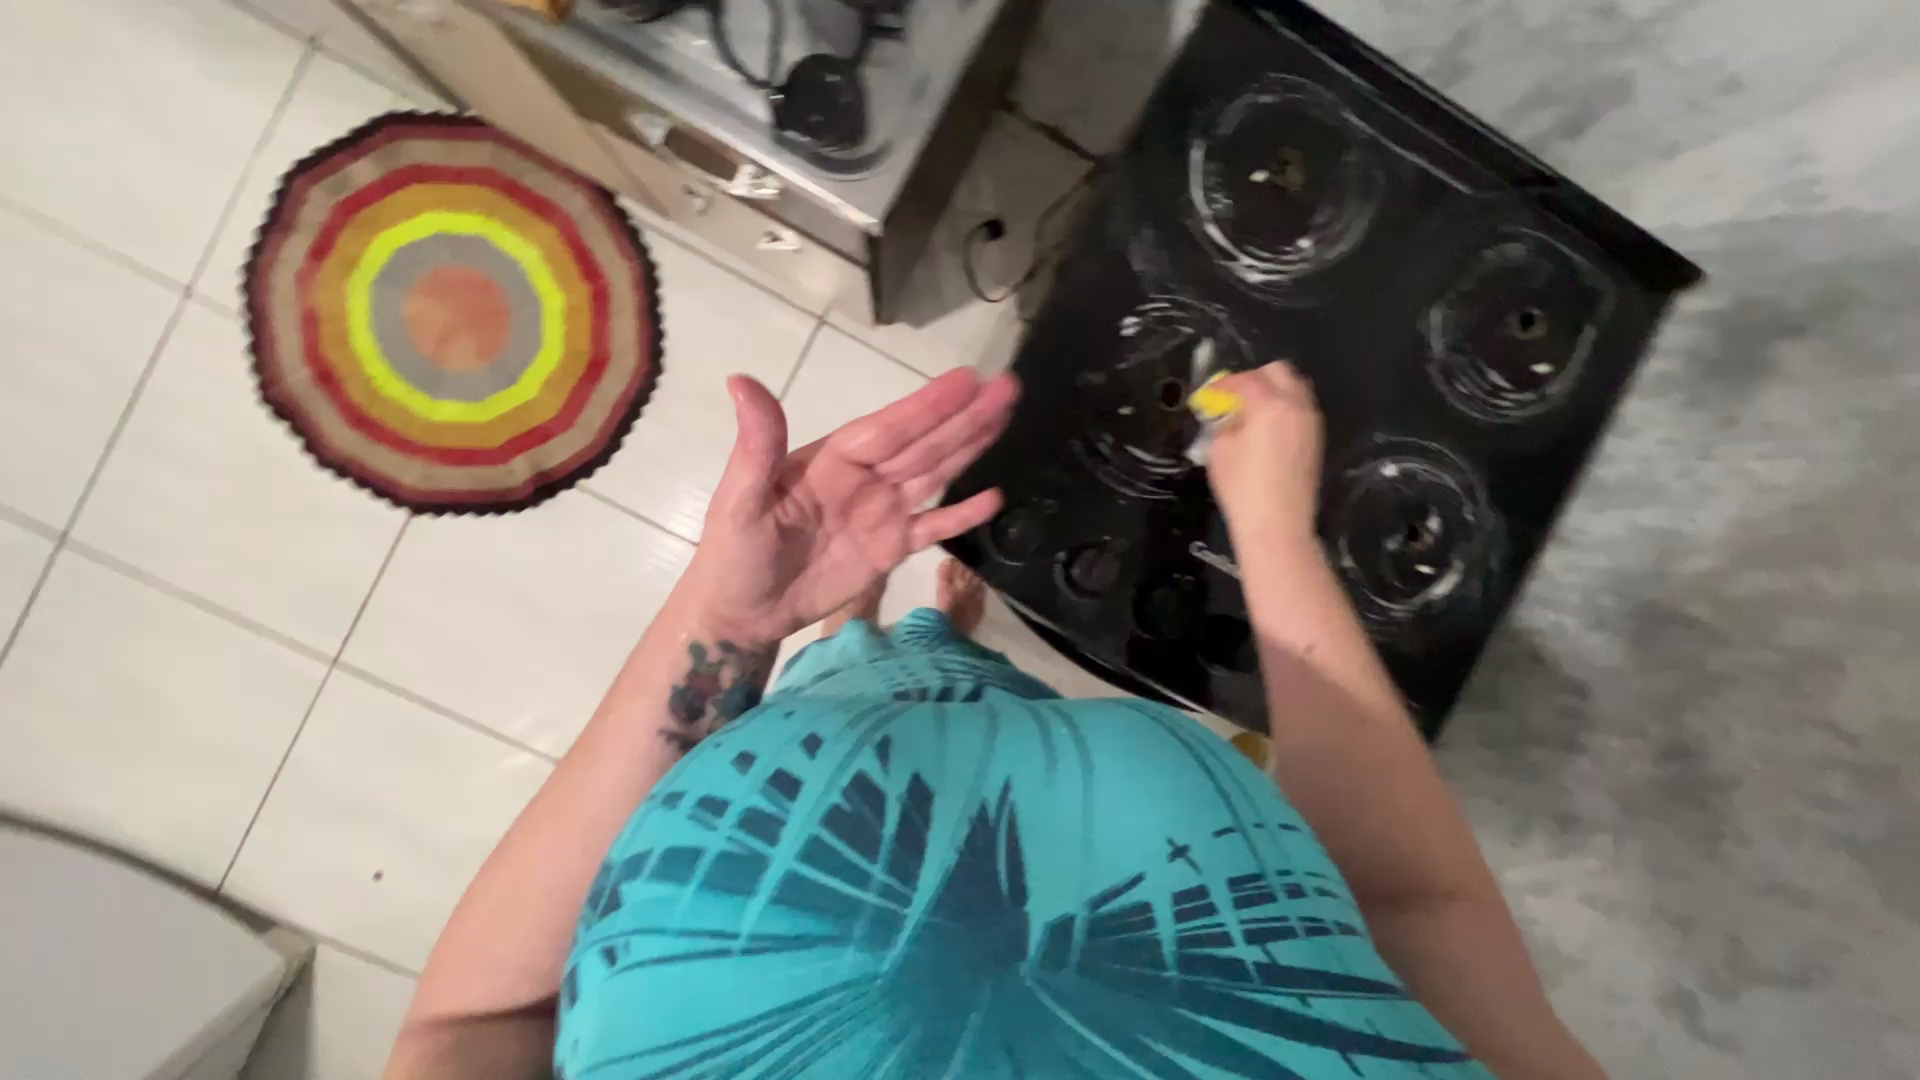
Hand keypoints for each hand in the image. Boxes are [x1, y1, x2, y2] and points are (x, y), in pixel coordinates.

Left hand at [688, 369, 1019, 644]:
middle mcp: (865, 479)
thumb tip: (740, 381)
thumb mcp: (740, 499)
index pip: (889, 428)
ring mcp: (882, 514)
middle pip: (923, 444)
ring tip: (1005, 418)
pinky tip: (992, 497)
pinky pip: (933, 527)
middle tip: (1007, 386)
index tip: (967, 379)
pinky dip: (961, 514)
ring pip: (935, 475)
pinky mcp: (891, 550)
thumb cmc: (735, 554)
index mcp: (833, 459)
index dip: (928, 406)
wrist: (743, 613)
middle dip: (964, 416)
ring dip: (970, 448)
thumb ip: (756, 445)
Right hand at [1205, 361, 1324, 548]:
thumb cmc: (1242, 488)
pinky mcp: (1316, 439)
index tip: (1208, 394)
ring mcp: (1311, 422)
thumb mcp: (1219, 451)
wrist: (1278, 524)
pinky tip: (1265, 429)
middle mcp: (1296, 406)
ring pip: (1294, 388)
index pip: (1245, 380)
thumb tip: (1230, 416)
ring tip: (1250, 412)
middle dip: (1253, 379)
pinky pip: (1300, 409)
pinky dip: (1283, 409)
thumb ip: (1225, 423)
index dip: (1222, 384)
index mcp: (1270, 405)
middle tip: (1233, 397)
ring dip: (1272, 391)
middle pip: (1278, 372)